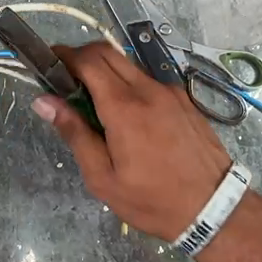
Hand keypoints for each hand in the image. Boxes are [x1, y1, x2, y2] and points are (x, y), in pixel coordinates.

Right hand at [34, 42, 232, 241]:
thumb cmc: (153, 200)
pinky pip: (147, 81)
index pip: (88, 60)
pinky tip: (128, 117)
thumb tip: (44, 102)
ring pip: (128, 65)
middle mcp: (147, 90)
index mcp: (124, 107)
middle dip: (81, 58)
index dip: (64, 55)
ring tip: (94, 103)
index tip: (48, 64)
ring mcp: (170, 91)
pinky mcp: (184, 99)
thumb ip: (74, 133)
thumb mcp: (103, 178)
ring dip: (105, 72)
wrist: (217, 209)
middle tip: (65, 80)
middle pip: (107, 52)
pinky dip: (128, 86)